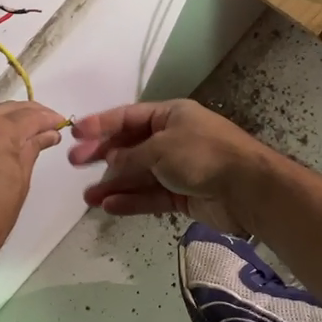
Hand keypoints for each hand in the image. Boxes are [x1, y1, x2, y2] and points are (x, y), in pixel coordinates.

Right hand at [66, 99, 275, 236]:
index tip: (76, 133)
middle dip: (104, 155)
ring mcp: (179, 168)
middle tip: (75, 163)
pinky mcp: (183, 195)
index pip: (129, 117)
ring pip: (139, 174)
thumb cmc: (203, 155)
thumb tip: (110, 161)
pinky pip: (151, 196)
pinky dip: (131, 200)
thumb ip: (131, 156)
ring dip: (114, 183)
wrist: (247, 189)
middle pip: (131, 146)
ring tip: (88, 196)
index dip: (102, 124)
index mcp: (171, 115)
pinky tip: (109, 205)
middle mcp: (174, 138)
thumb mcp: (161, 148)